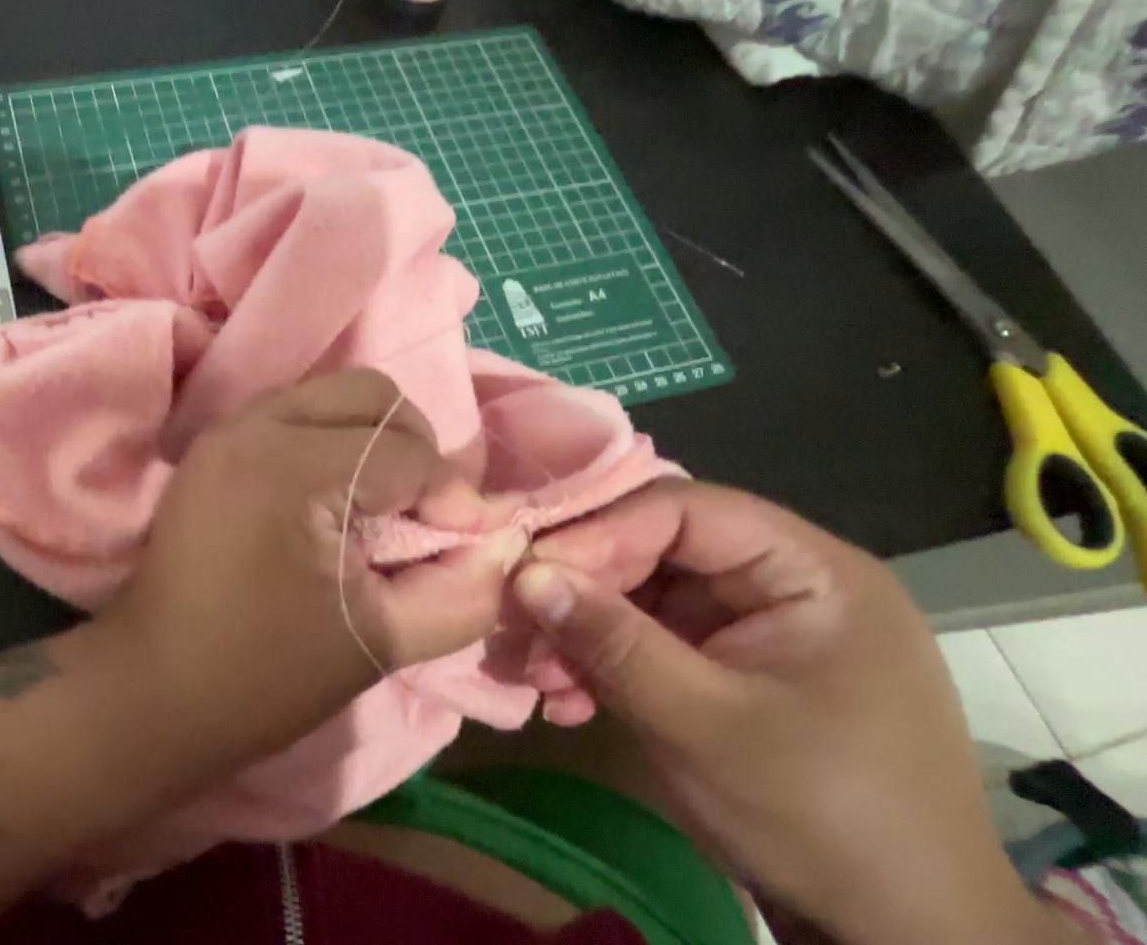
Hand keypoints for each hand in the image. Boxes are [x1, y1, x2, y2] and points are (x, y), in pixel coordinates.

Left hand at [100, 369, 524, 750]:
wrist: (154, 689)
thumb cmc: (265, 675)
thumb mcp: (380, 642)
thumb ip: (460, 592)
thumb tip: (499, 545)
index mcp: (293, 469)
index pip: (406, 451)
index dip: (449, 495)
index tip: (459, 542)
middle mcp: (254, 427)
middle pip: (369, 393)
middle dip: (414, 445)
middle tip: (422, 510)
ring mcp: (224, 430)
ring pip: (328, 395)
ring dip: (370, 437)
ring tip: (380, 502)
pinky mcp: (210, 447)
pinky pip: (291, 413)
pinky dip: (328, 439)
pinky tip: (333, 496)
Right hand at [510, 481, 1072, 944]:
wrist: (895, 934)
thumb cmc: (818, 817)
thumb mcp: (702, 724)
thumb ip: (611, 641)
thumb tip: (523, 574)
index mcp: (813, 573)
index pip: (686, 512)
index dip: (599, 532)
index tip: (527, 570)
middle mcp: (786, 583)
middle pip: (658, 552)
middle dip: (584, 592)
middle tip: (519, 627)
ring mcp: (758, 626)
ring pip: (645, 598)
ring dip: (585, 634)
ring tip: (537, 678)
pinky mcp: (733, 667)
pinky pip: (655, 641)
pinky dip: (608, 666)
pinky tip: (566, 701)